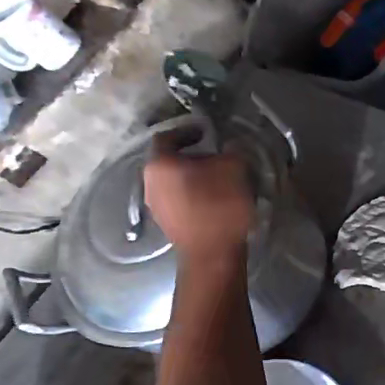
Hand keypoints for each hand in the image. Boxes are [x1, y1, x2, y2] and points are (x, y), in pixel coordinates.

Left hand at [142, 142, 252, 260]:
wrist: (213, 254)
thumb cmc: (220, 205)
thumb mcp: (235, 168)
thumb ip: (231, 150)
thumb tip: (230, 146)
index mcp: (160, 163)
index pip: (169, 137)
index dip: (188, 131)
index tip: (207, 132)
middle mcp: (150, 183)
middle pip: (170, 161)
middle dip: (193, 156)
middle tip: (216, 156)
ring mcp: (156, 206)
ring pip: (174, 182)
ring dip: (193, 177)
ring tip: (217, 178)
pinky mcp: (167, 224)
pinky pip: (178, 200)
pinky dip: (193, 194)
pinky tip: (213, 199)